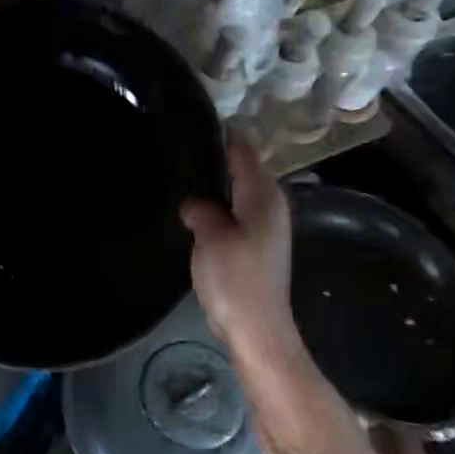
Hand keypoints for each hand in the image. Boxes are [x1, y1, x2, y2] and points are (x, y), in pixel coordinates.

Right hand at [181, 137, 300, 356]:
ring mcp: (269, 228)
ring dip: (219, 188)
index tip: (195, 124)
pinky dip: (222, 210)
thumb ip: (202, 212)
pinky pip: (239, 215)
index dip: (223, 136)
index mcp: (264, 196)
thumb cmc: (236, 281)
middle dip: (218, 161)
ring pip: (241, 195)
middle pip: (246, 171)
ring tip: (185, 179)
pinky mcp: (260, 248)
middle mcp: (272, 206)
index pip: (244, 152)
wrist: (257, 329)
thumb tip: (194, 205)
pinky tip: (199, 216)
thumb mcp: (211, 239)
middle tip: (182, 152)